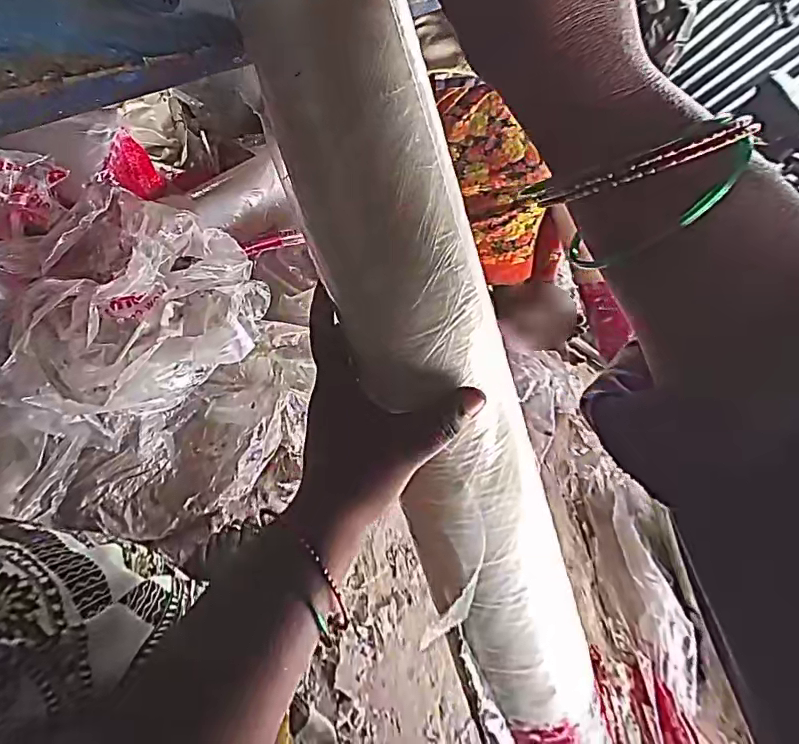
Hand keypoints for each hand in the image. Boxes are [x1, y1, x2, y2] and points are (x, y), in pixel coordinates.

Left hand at [288, 284, 486, 549]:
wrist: (328, 520)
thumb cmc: (359, 476)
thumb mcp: (406, 445)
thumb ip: (440, 420)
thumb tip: (476, 396)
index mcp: (332, 383)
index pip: (322, 332)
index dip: (322, 304)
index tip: (327, 279)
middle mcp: (325, 391)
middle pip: (329, 345)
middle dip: (343, 322)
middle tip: (368, 301)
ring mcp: (327, 411)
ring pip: (337, 369)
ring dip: (352, 350)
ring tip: (380, 337)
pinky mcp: (334, 429)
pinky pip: (345, 390)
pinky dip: (359, 377)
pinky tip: (383, 387)